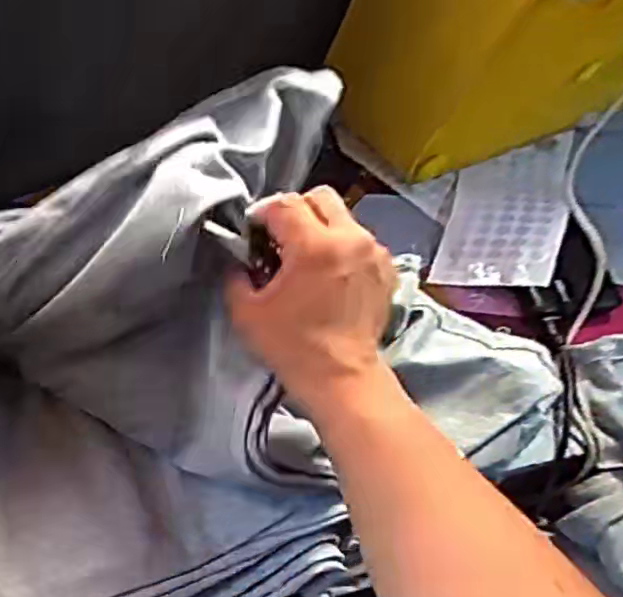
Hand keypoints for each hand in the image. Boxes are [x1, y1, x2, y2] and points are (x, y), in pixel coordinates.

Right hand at [225, 187, 400, 417]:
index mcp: (314, 247)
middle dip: (293, 212)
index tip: (250, 230)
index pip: (285, 205)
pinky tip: (321, 278)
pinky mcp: (385, 267)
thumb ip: (237, 277)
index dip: (261, 213)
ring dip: (316, 231)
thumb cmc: (289, 344)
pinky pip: (357, 242)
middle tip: (273, 239)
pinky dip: (336, 250)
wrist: (336, 371)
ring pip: (341, 218)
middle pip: (321, 198)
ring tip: (297, 263)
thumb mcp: (246, 312)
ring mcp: (373, 251)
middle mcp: (351, 239)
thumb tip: (239, 261)